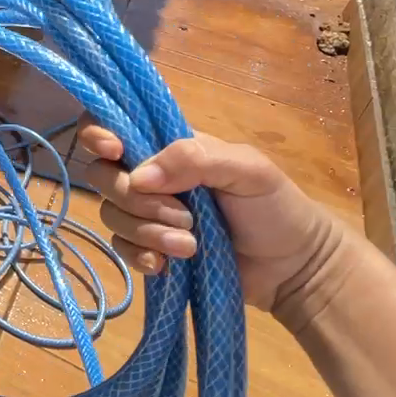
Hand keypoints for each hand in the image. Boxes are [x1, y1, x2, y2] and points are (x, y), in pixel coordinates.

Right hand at [78, 125, 344, 311]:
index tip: (114, 152)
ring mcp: (144, 213)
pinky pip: (120, 247)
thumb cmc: (277, 208)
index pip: (107, 125)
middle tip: (184, 216)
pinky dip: (139, 255)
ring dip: (146, 232)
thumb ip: (194, 159)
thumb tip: (140, 176)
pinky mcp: (147, 247)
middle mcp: (145, 175)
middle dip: (135, 199)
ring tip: (191, 247)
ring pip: (110, 213)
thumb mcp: (249, 170)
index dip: (96, 135)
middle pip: (101, 175)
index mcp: (162, 146)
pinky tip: (165, 266)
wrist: (298, 271)